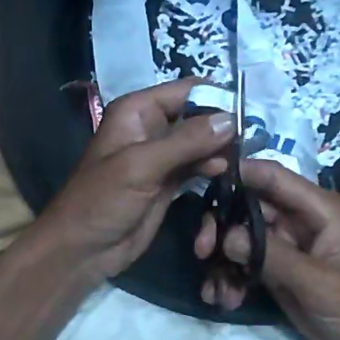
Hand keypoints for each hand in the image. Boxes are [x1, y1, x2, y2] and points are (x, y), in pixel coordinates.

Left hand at [19, 78, 234, 283]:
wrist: (82, 248)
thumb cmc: (101, 200)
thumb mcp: (141, 165)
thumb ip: (186, 141)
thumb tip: (232, 119)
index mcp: (136, 112)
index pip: (184, 91)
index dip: (217, 97)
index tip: (252, 110)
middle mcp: (150, 128)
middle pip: (197, 115)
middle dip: (224, 124)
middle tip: (258, 138)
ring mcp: (160, 157)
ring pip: (201, 142)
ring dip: (223, 148)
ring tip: (249, 156)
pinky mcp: (168, 182)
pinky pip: (198, 166)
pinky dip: (214, 168)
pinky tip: (232, 173)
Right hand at [196, 159, 339, 339]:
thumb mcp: (319, 283)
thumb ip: (274, 256)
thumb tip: (227, 235)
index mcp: (322, 210)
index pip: (275, 178)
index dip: (240, 173)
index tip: (203, 181)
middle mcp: (301, 220)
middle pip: (248, 206)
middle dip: (221, 227)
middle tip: (202, 251)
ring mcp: (287, 244)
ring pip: (240, 236)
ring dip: (222, 260)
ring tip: (216, 290)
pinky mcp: (276, 268)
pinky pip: (243, 261)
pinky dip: (230, 277)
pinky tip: (224, 298)